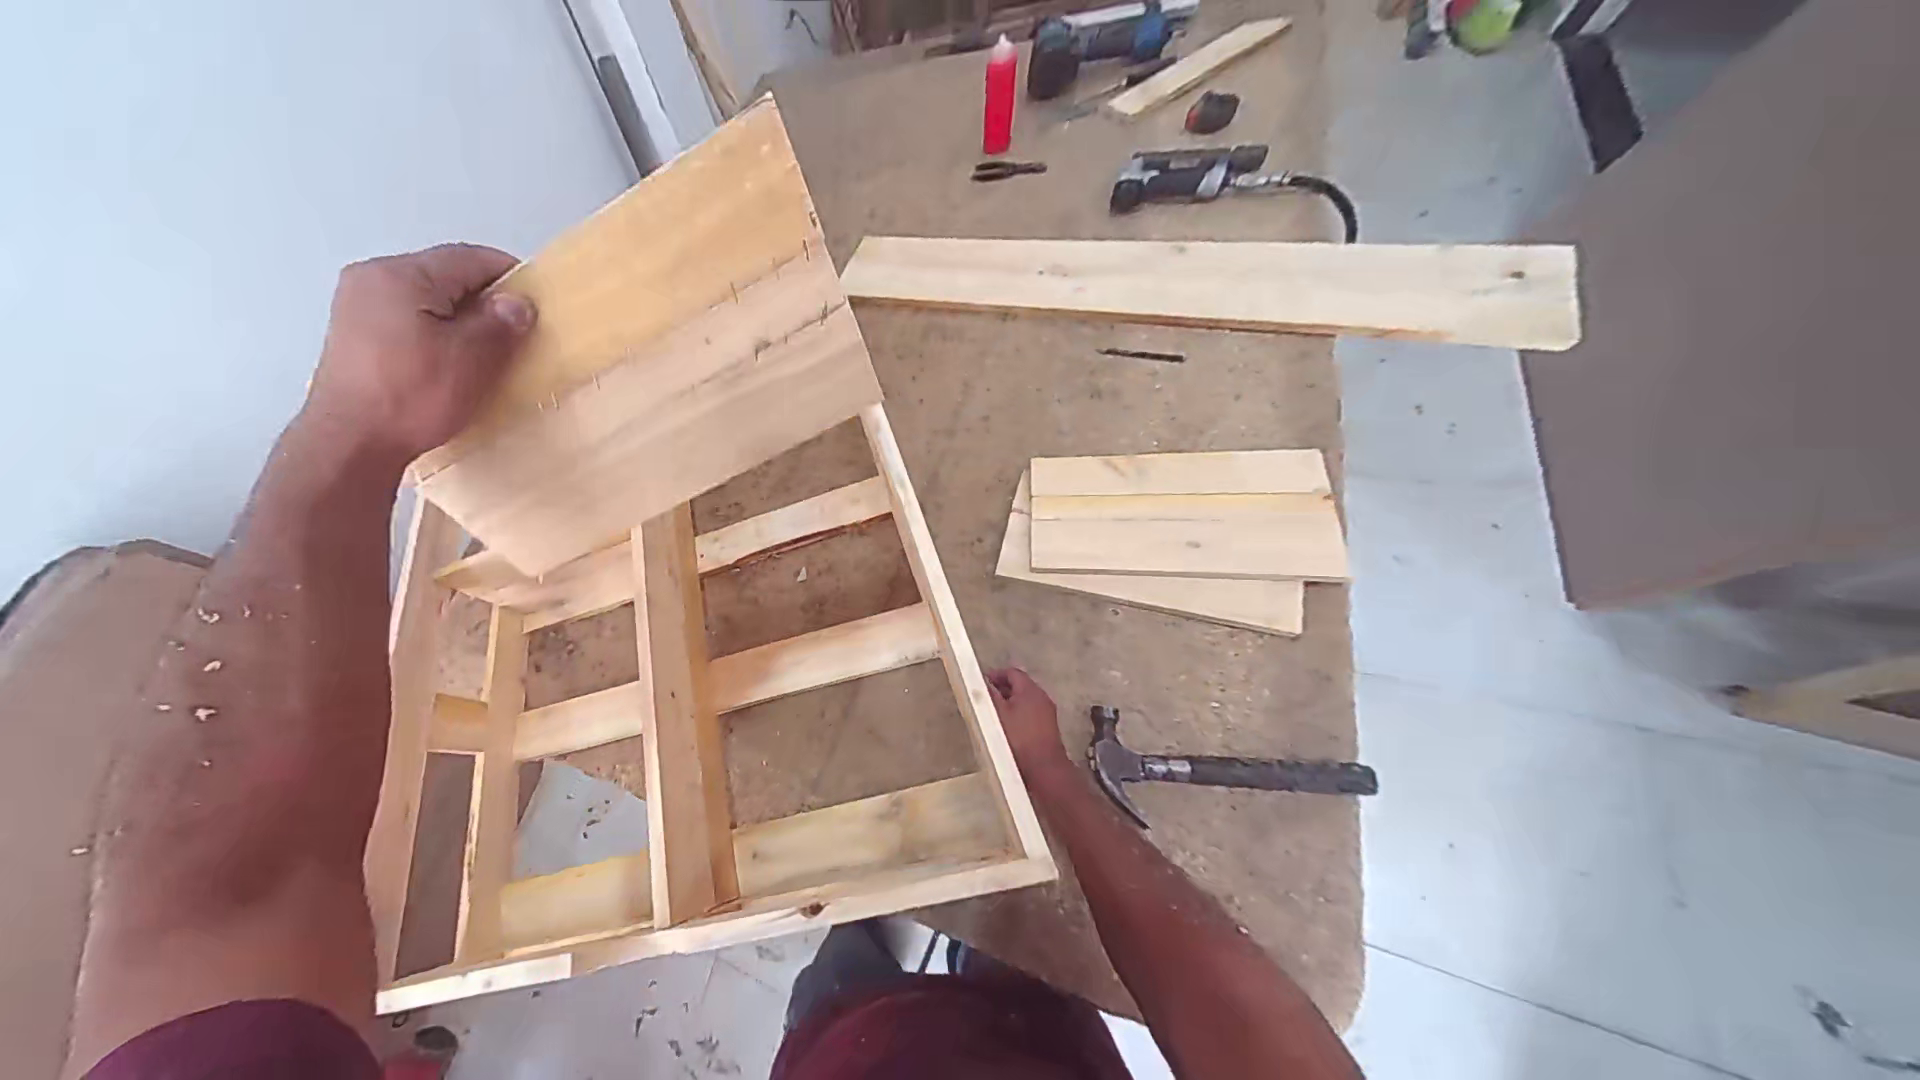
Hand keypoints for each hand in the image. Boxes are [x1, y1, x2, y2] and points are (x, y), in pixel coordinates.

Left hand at [304, 243, 535, 460]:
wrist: (352, 442)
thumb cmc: (414, 394)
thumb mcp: (471, 357)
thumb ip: (499, 322)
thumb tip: (519, 302)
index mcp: (401, 275)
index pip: (469, 258)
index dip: (512, 275)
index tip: (541, 302)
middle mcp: (373, 279)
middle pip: (447, 275)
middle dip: (489, 299)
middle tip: (522, 331)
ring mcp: (359, 306)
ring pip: (431, 298)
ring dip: (467, 318)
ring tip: (493, 350)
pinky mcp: (359, 334)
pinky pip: (413, 318)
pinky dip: (443, 331)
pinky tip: (459, 360)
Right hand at [987, 667, 1074, 780]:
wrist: (1044, 767)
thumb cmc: (1018, 737)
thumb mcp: (998, 714)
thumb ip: (990, 695)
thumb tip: (984, 684)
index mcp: (1030, 689)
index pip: (1013, 672)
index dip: (996, 674)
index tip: (982, 683)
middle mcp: (1042, 696)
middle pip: (1020, 685)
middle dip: (1002, 689)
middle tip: (985, 698)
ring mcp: (1048, 712)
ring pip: (1026, 700)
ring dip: (1010, 702)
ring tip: (993, 713)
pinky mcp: (1049, 727)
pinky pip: (1031, 712)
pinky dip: (1019, 713)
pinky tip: (1007, 727)